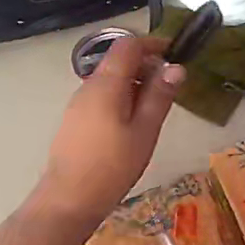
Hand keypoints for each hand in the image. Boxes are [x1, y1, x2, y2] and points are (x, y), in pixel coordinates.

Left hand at [34, 36, 182, 229]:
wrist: (68, 200)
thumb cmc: (113, 165)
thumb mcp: (145, 130)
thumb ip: (160, 96)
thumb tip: (176, 67)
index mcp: (106, 85)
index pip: (127, 46)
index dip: (152, 44)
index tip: (175, 54)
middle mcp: (88, 87)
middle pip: (118, 61)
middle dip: (147, 65)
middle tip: (171, 86)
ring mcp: (79, 104)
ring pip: (111, 79)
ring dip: (136, 83)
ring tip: (157, 107)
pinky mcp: (76, 120)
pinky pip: (103, 96)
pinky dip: (123, 97)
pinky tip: (135, 122)